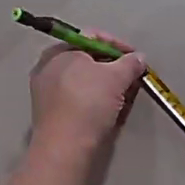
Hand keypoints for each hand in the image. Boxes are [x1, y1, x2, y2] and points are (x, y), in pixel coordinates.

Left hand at [28, 33, 146, 151]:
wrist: (66, 146)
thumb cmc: (89, 103)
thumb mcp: (116, 78)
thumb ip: (130, 63)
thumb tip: (138, 58)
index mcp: (59, 51)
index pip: (93, 37)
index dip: (118, 45)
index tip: (136, 59)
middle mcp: (48, 67)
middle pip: (87, 60)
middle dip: (113, 68)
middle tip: (131, 78)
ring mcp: (46, 91)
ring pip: (83, 81)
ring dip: (105, 86)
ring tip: (122, 96)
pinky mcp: (50, 113)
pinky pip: (76, 98)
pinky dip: (94, 100)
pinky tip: (107, 111)